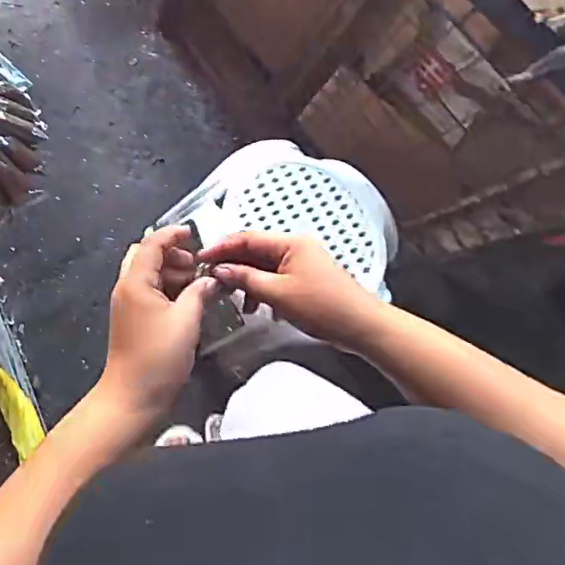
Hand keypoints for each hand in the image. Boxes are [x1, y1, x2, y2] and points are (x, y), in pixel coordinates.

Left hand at [96, 225, 208, 419]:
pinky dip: (166, 287)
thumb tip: (210, 280)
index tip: (191, 232)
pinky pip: (148, 291)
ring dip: (170, 271)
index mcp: (135, 282)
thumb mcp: (186, 321)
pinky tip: (186, 299)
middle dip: (171, 253)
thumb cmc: (157, 358)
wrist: (132, 398)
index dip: (171, 234)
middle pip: (145, 255)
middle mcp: (126, 288)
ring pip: (147, 273)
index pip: (151, 244)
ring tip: (195, 282)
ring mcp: (127, 304)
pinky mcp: (132, 318)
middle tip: (195, 264)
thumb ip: (199, 293)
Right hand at [198, 232, 386, 351]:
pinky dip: (264, 290)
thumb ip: (246, 279)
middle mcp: (296, 247)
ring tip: (238, 301)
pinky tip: (260, 308)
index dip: (221, 248)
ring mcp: (302, 263)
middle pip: (254, 251)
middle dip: (234, 266)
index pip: (246, 238)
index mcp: (290, 243)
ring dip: (248, 281)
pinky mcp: (306, 279)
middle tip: (214, 282)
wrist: (362, 327)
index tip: (202, 259)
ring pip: (264, 266)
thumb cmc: (324, 307)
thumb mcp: (278, 294)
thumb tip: (221, 270)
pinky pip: (276, 278)